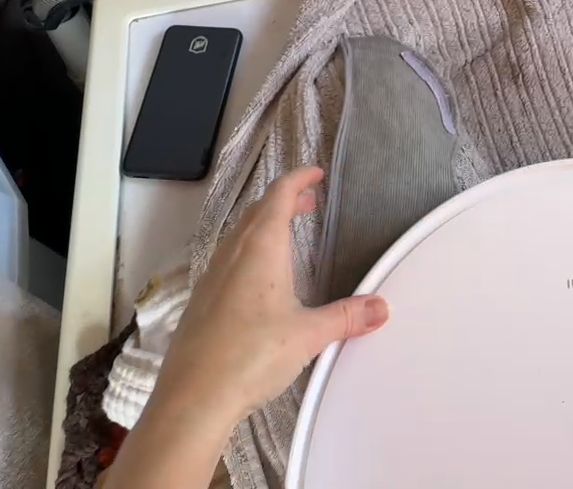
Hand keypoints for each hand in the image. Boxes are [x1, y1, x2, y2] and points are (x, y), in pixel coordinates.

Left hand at [106, 167, 390, 488]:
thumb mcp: (308, 335)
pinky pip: (227, 257)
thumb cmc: (250, 356)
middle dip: (285, 199)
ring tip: (286, 231)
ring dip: (264, 223)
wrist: (191, 400)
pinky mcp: (201, 300)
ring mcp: (212, 275)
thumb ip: (346, 317)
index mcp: (261, 246)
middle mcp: (233, 252)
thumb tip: (381, 307)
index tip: (316, 173)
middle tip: (308, 201)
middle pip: (259, 210)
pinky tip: (257, 275)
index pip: (279, 194)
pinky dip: (248, 248)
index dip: (298, 178)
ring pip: (240, 232)